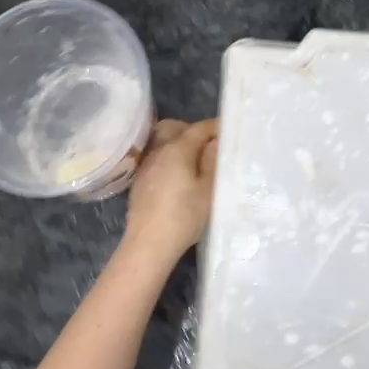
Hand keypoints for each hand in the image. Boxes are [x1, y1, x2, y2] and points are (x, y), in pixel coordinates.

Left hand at [121, 119, 219, 265]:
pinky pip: (156, 156)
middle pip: (174, 128)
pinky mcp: (139, 180)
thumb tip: (215, 141)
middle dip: (192, 130)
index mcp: (177, 149)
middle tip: (210, 143)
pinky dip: (168, 157)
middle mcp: (158, 151)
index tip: (229, 128)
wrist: (149, 242)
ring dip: (178, 142)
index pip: (198, 128)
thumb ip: (212, 162)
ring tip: (195, 159)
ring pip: (162, 141)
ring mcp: (146, 165)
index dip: (215, 126)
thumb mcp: (208, 190)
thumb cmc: (184, 216)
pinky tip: (178, 174)